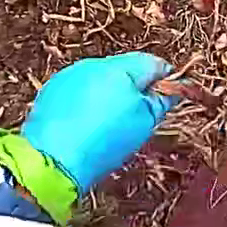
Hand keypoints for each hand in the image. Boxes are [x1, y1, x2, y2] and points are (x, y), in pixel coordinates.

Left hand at [19, 53, 173, 191]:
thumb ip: (162, 100)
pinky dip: (89, 101)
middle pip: (128, 68)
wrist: (51, 163)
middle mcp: (95, 64)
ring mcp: (71, 75)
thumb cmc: (103, 141)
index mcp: (121, 68)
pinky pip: (81, 88)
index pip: (153, 63)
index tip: (166, 99)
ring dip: (112, 92)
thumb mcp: (144, 122)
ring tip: (111, 122)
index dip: (165, 81)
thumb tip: (175, 89)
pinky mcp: (53, 90)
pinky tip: (89, 123)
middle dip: (137, 87)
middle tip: (139, 115)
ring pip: (103, 78)